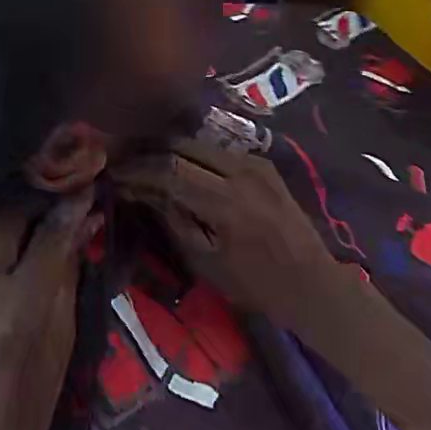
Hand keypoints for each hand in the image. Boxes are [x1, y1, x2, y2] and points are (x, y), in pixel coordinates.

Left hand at [0, 194, 95, 429]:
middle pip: (3, 216)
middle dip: (29, 196)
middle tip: (45, 187)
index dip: (70, 207)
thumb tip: (83, 222)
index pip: (49, 237)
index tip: (82, 184)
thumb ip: (67, 275)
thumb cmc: (25, 401)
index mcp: (19, 308)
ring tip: (6, 188)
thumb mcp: (61, 342)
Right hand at [112, 139, 337, 333]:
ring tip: (146, 161)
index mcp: (227, 202)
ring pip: (198, 143)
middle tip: (125, 161)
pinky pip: (217, 151)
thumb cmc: (257, 284)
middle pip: (181, 147)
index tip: (115, 173)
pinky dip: (192, 154)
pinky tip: (179, 165)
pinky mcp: (262, 163)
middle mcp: (241, 172)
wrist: (315, 285)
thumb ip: (173, 219)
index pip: (169, 170)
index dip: (138, 170)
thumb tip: (141, 191)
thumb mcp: (206, 261)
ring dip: (169, 150)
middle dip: (149, 153)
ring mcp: (254, 163)